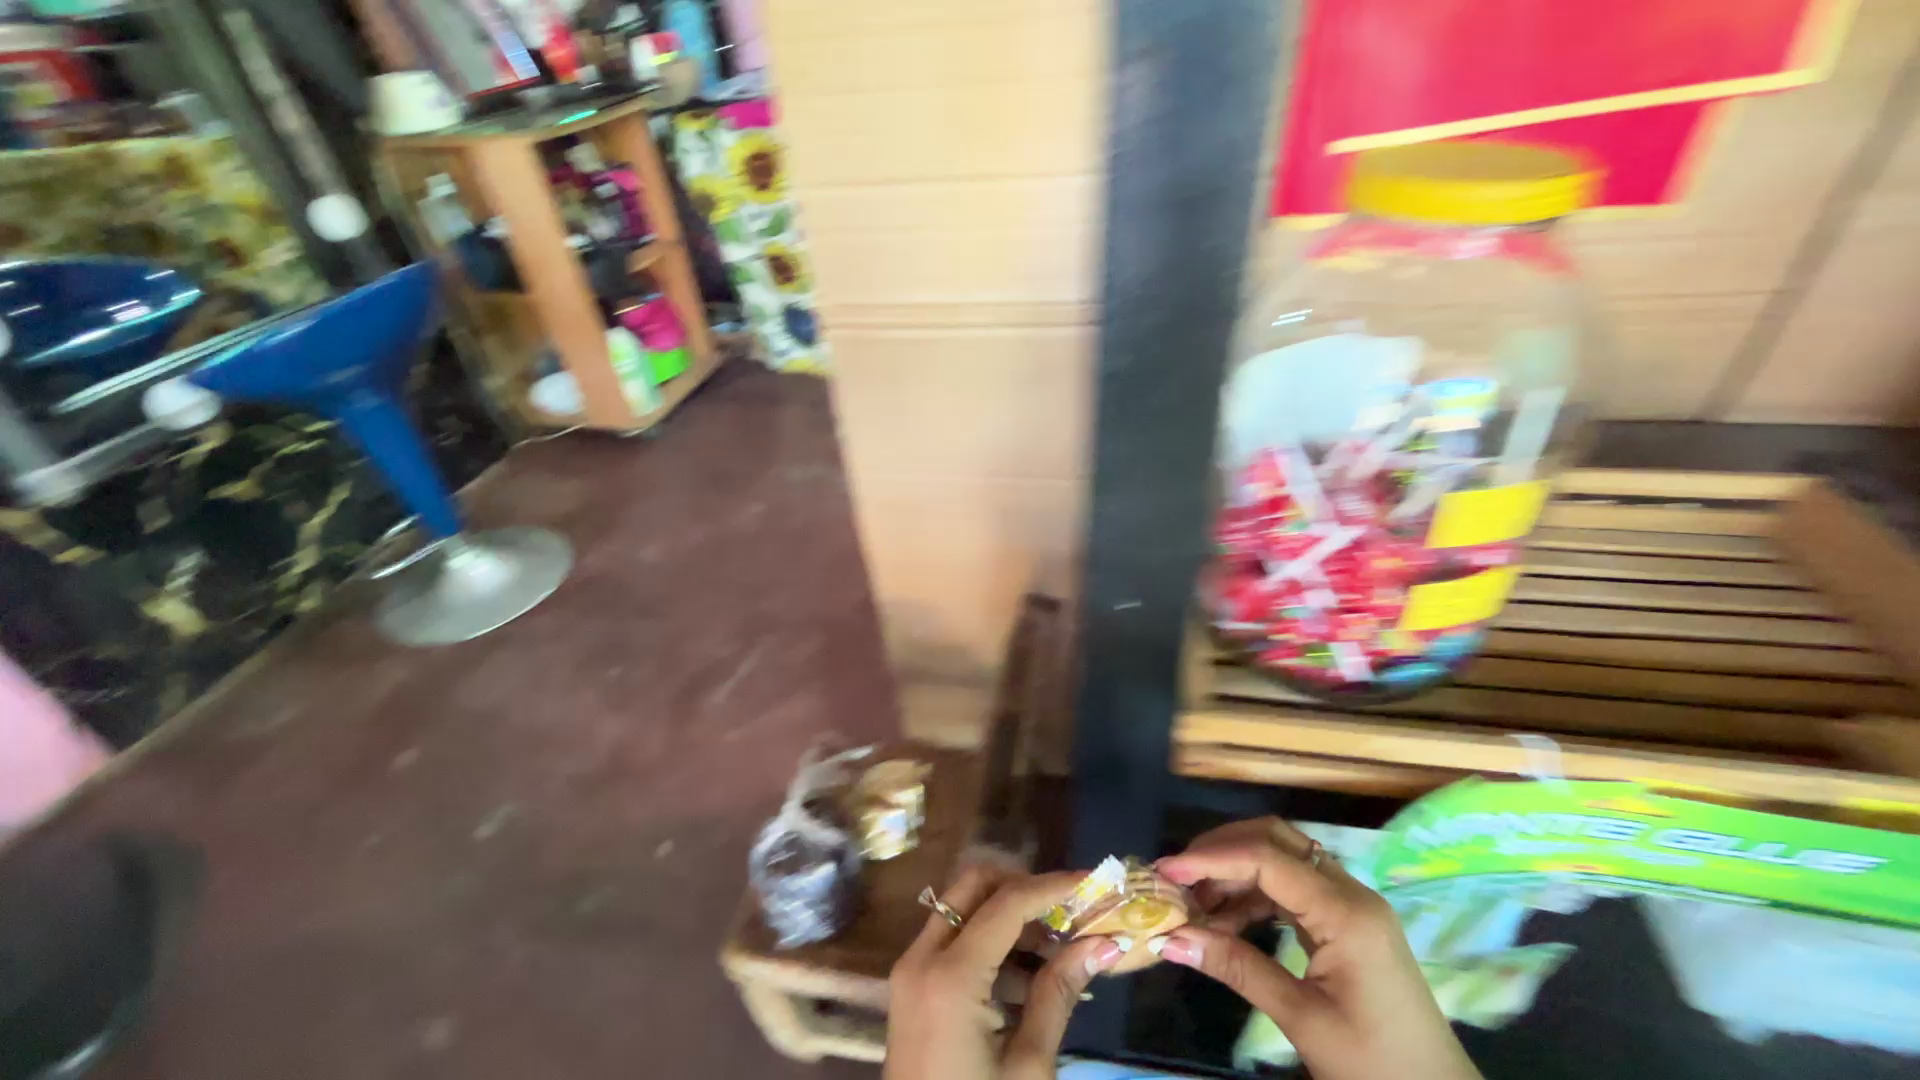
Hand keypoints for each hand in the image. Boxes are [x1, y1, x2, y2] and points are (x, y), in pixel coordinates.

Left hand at [884, 863, 1126, 1079]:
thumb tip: (1102, 944)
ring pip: (960, 908)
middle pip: (973, 886)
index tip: (1093, 880)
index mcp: (951, 975)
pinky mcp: (909, 986)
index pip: (1007, 902)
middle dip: (1024, 887)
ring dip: (1007, 914)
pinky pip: (950, 938)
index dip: (1053, 885)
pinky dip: (988, 939)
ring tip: (1058, 948)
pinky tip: (1028, 975)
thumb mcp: (1027, 1065)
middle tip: (1069, 910)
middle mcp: (921, 956)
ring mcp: (909, 969)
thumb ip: (1058, 994)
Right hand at [1154, 817, 1480, 1079]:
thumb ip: (1237, 968)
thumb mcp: (1301, 1020)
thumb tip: (1170, 939)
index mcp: (1345, 912)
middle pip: (1276, 840)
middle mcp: (1351, 894)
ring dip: (1235, 872)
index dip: (1210, 858)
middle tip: (1176, 878)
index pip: (1266, 858)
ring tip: (1193, 904)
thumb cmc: (1375, 1065)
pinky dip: (1254, 895)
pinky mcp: (1348, 924)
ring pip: (1283, 860)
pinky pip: (1293, 889)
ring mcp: (1352, 906)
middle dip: (1221, 850)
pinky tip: (1225, 921)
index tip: (1164, 871)